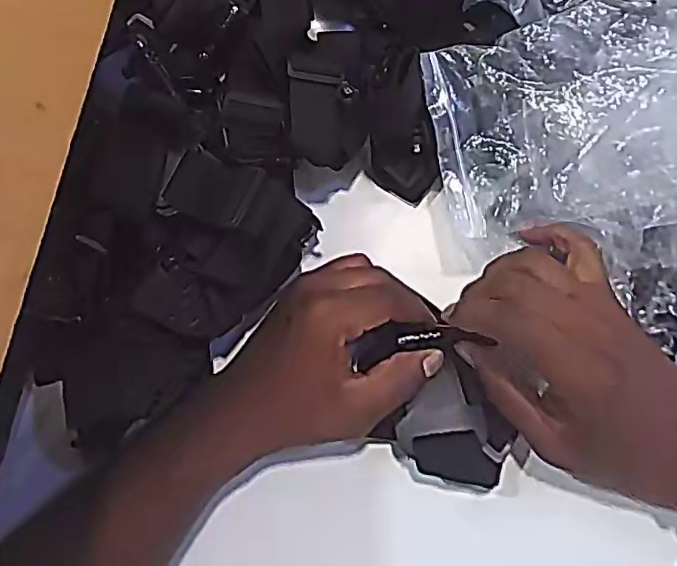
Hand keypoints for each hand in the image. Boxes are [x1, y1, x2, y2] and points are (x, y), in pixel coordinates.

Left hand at [200, 254, 441, 462]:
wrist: (243, 410)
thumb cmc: (286, 411)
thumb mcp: (357, 409)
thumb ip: (400, 379)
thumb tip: (428, 358)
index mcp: (328, 313)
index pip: (389, 296)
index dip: (419, 312)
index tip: (433, 331)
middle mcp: (313, 290)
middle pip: (374, 274)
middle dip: (404, 297)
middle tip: (420, 327)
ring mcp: (301, 287)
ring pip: (356, 266)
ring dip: (382, 287)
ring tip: (397, 321)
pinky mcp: (295, 292)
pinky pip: (336, 272)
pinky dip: (359, 284)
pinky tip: (367, 316)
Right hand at [448, 225, 676, 512]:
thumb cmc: (629, 453)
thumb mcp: (555, 445)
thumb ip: (506, 396)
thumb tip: (473, 354)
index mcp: (571, 363)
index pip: (502, 314)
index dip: (468, 315)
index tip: (454, 327)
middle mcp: (584, 322)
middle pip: (511, 282)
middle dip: (476, 294)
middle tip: (466, 316)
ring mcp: (597, 302)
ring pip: (533, 261)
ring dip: (499, 270)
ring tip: (487, 292)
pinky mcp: (608, 296)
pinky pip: (578, 247)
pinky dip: (550, 234)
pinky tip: (526, 237)